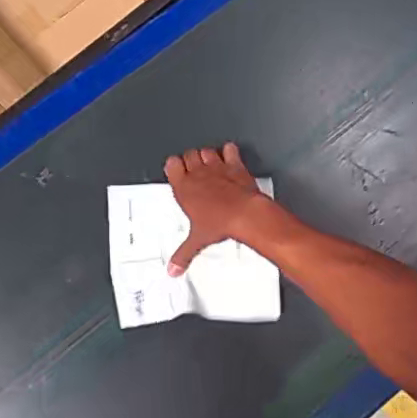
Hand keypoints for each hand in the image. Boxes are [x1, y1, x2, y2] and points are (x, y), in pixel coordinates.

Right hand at [165, 143, 272, 274]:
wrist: (245, 214)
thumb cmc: (221, 222)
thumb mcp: (197, 240)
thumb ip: (183, 254)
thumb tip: (174, 268)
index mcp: (184, 187)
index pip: (171, 164)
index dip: (174, 166)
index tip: (176, 172)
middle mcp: (199, 173)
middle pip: (189, 154)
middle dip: (190, 160)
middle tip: (193, 170)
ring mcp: (218, 167)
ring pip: (206, 151)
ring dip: (207, 156)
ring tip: (210, 165)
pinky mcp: (235, 165)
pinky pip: (229, 150)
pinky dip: (229, 152)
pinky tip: (229, 157)